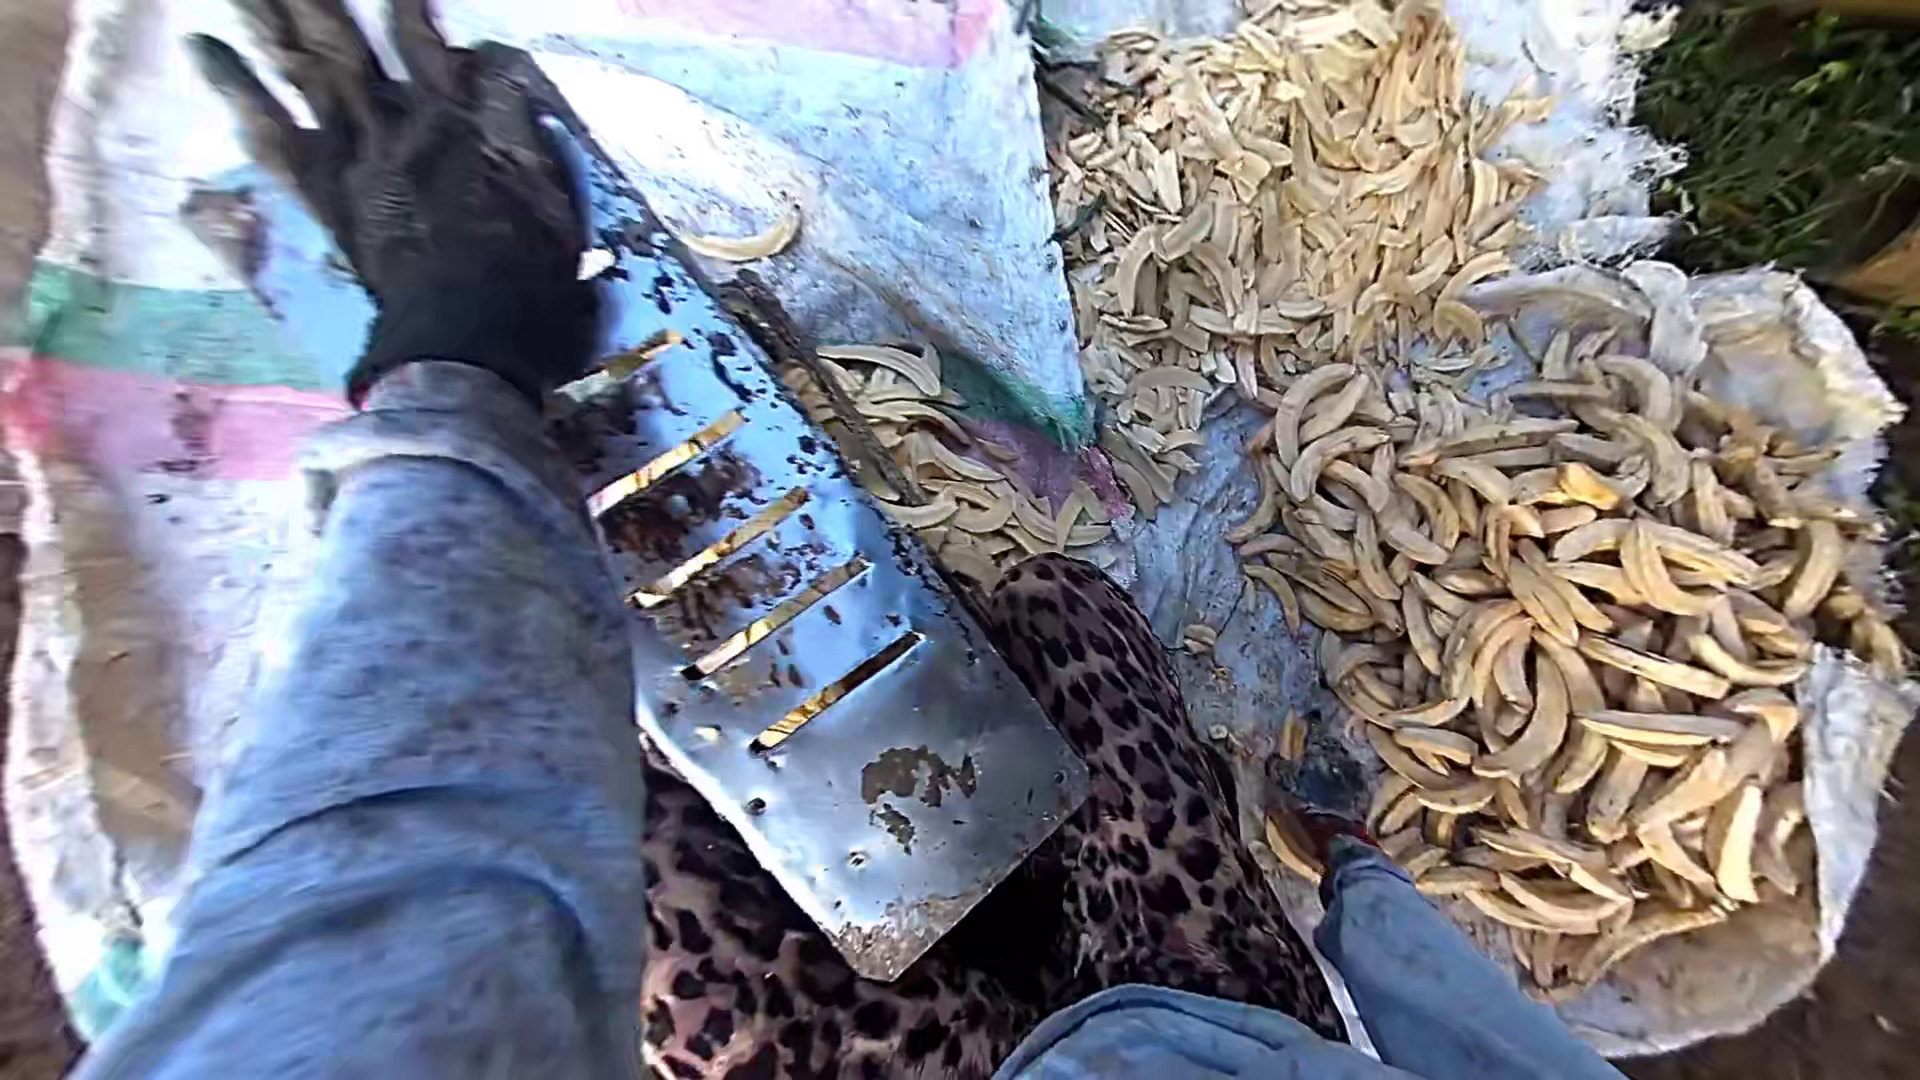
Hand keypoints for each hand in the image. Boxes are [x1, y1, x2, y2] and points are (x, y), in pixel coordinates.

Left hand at [190, 0, 597, 402]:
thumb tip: (511, 85)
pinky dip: (233, 88)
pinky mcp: (325, 192)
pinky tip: (205, 49)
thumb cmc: (532, 292)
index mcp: (470, 135)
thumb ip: (533, 151)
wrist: (470, 345)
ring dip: (273, 14)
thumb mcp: (560, 222)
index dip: (431, 21)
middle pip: (361, 37)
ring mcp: (356, 154)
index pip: (446, 54)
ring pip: (303, 62)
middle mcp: (405, 126)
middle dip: (341, 1)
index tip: (427, 9)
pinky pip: (266, 129)